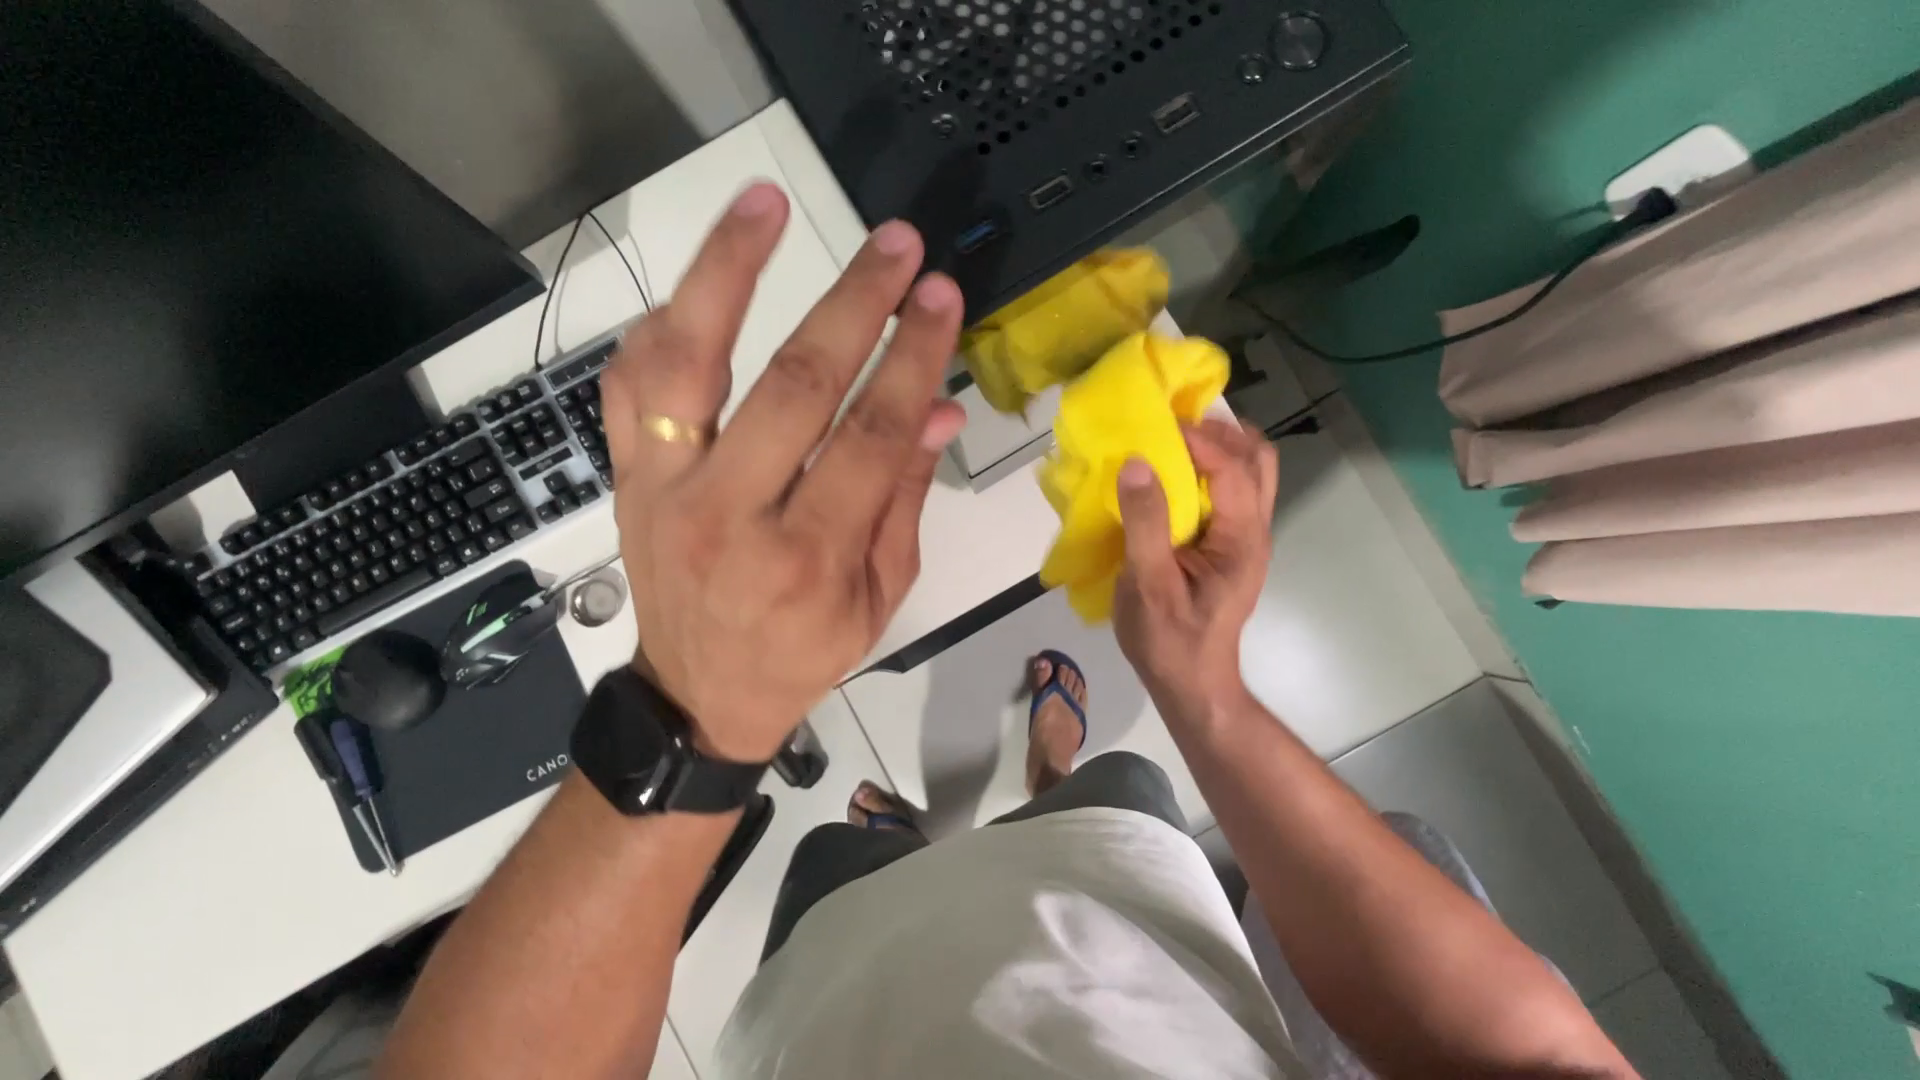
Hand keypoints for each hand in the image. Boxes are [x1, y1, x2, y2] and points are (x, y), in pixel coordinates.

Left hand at [598, 183, 965, 762]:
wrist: (697, 694)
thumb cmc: (801, 652)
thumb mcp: (879, 596)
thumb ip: (905, 498)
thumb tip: (939, 409)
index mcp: (809, 558)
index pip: (872, 435)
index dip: (913, 358)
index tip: (939, 297)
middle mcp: (731, 514)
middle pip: (795, 386)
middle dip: (855, 303)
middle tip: (896, 244)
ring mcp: (665, 489)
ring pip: (688, 362)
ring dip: (727, 272)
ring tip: (764, 204)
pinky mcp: (626, 478)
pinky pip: (628, 385)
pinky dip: (660, 325)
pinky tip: (696, 284)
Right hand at [1112, 418, 1277, 718]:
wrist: (1191, 684)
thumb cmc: (1169, 639)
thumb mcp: (1149, 584)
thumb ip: (1145, 522)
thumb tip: (1135, 463)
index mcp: (1242, 539)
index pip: (1233, 469)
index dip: (1200, 440)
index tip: (1158, 427)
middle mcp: (1254, 532)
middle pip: (1258, 460)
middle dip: (1222, 433)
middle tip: (1175, 423)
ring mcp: (1245, 540)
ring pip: (1250, 474)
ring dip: (1219, 449)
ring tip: (1174, 440)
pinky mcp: (1230, 548)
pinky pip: (1231, 493)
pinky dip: (1210, 471)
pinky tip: (1173, 477)